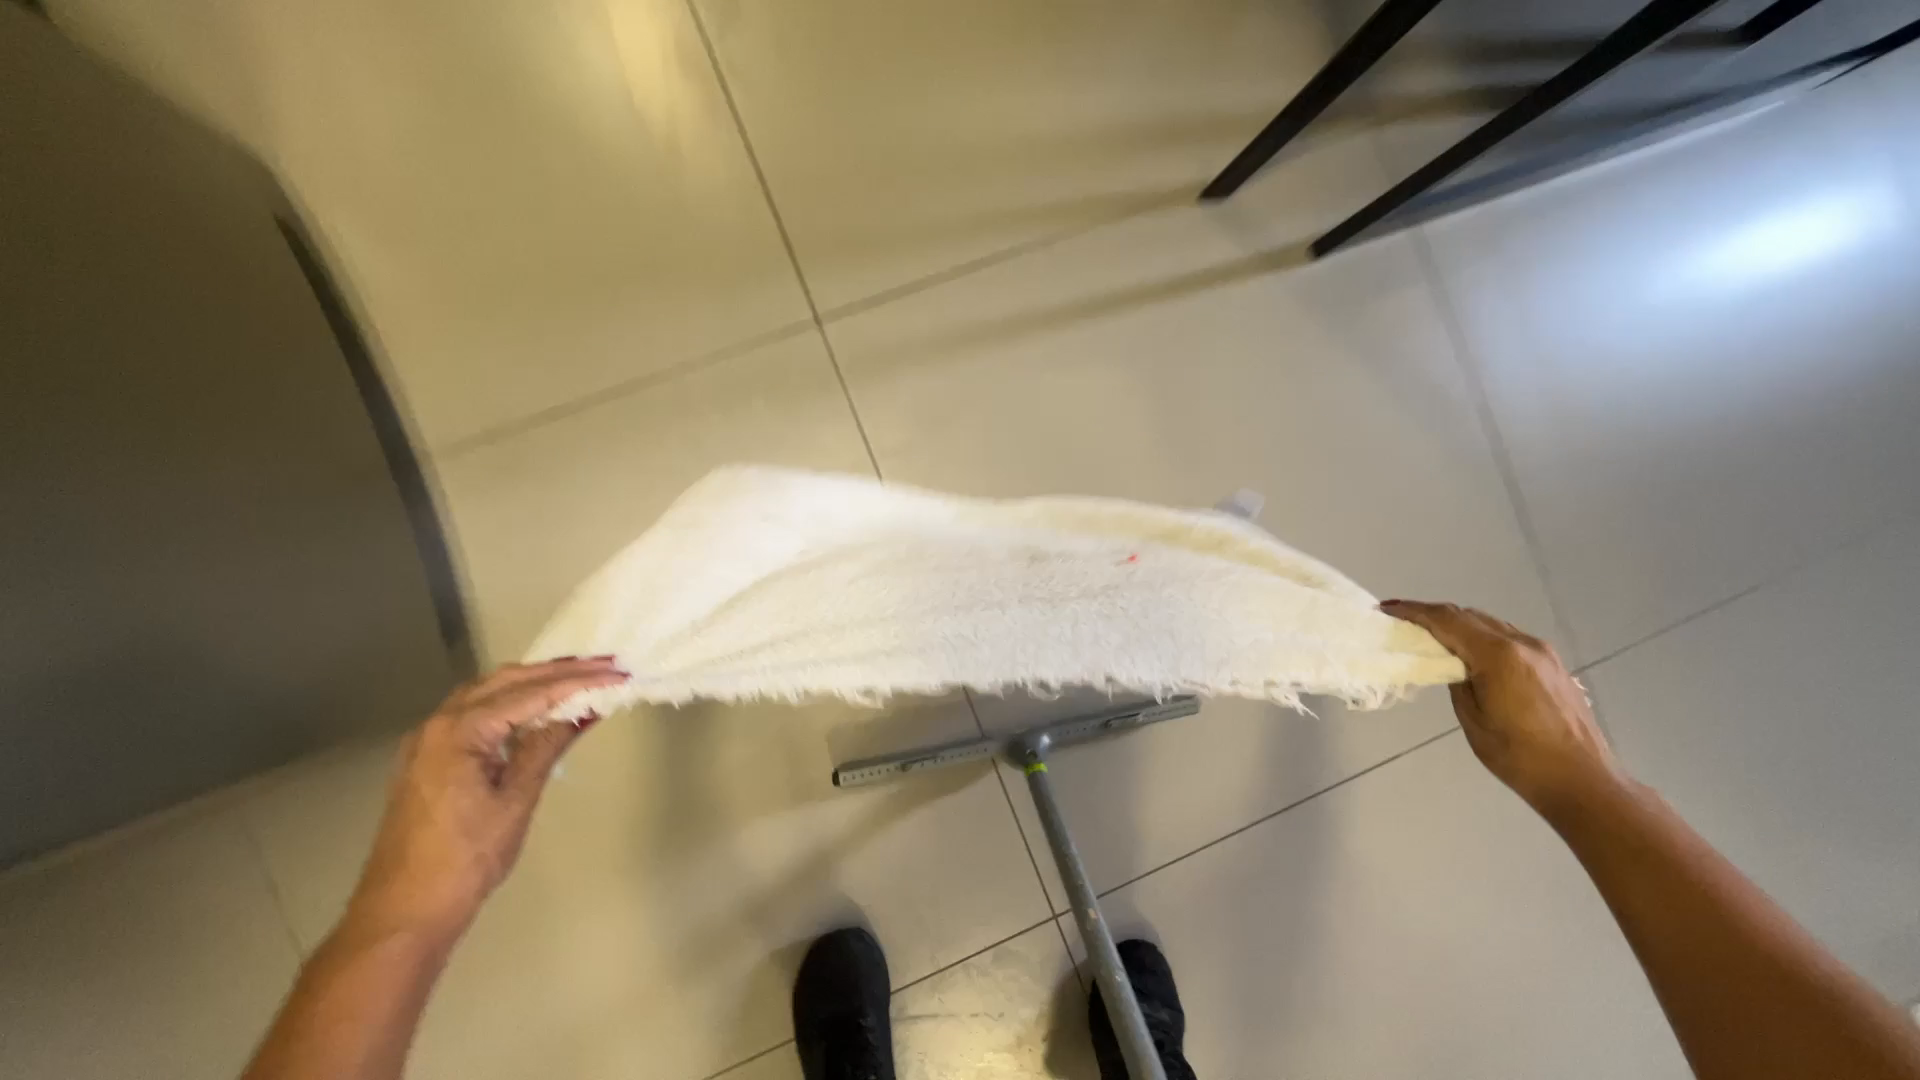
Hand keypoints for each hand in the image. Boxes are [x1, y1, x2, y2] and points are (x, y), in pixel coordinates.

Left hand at [343, 657, 629, 944]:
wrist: (404, 912)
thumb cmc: (466, 858)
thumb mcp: (516, 798)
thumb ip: (548, 745)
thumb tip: (585, 708)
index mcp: (460, 731)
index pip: (531, 692)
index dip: (579, 680)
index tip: (619, 672)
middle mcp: (438, 724)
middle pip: (506, 681)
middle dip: (558, 671)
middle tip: (606, 666)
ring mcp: (428, 740)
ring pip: (488, 693)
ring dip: (534, 682)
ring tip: (579, 679)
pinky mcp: (428, 758)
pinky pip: (474, 712)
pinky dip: (511, 702)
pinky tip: (536, 711)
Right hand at [1380, 601, 1626, 818]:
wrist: (1583, 780)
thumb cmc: (1519, 757)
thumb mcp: (1473, 719)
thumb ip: (1458, 681)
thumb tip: (1451, 663)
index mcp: (1498, 656)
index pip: (1447, 620)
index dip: (1413, 611)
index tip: (1386, 609)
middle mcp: (1522, 644)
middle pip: (1469, 615)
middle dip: (1433, 615)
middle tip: (1402, 621)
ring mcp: (1542, 652)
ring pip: (1490, 624)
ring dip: (1458, 625)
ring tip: (1432, 636)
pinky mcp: (1552, 664)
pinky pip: (1507, 638)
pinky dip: (1481, 637)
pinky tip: (1470, 654)